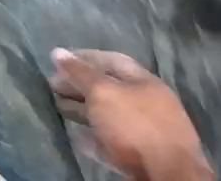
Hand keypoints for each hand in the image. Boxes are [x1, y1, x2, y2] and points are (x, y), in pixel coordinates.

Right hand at [49, 49, 211, 180]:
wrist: (168, 178)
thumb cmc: (134, 125)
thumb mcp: (102, 92)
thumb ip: (79, 72)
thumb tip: (57, 52)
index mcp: (145, 83)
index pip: (111, 60)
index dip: (83, 57)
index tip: (58, 61)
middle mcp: (148, 105)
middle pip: (108, 89)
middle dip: (79, 86)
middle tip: (52, 85)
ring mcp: (147, 133)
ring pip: (108, 115)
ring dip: (82, 110)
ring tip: (58, 107)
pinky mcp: (141, 156)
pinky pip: (112, 141)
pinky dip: (93, 137)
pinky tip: (76, 136)